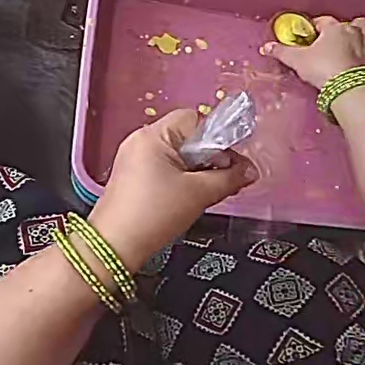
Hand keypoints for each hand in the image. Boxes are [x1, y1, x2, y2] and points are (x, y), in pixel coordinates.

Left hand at [88, 110, 257, 263]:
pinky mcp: (131, 175)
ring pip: (176, 153)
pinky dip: (179, 178)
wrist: (115, 246)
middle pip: (186, 136)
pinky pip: (163, 167)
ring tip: (203, 192)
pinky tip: (186, 197)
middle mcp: (140, 140)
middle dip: (208, 157)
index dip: (216, 138)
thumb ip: (229, 178)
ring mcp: (133, 157)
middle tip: (221, 180)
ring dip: (196, 169)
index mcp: (153, 135)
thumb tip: (250, 170)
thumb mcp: (199, 194)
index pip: (195, 119)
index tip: (228, 163)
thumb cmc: (153, 215)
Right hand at [263, 16, 364, 88]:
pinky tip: (361, 60)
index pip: (323, 21)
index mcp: (335, 27)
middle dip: (342, 29)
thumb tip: (266, 47)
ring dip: (360, 36)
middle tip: (332, 41)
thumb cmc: (326, 69)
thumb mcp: (298, 61)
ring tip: (350, 47)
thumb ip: (282, 52)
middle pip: (350, 23)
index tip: (310, 35)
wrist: (353, 88)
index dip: (315, 27)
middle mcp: (355, 31)